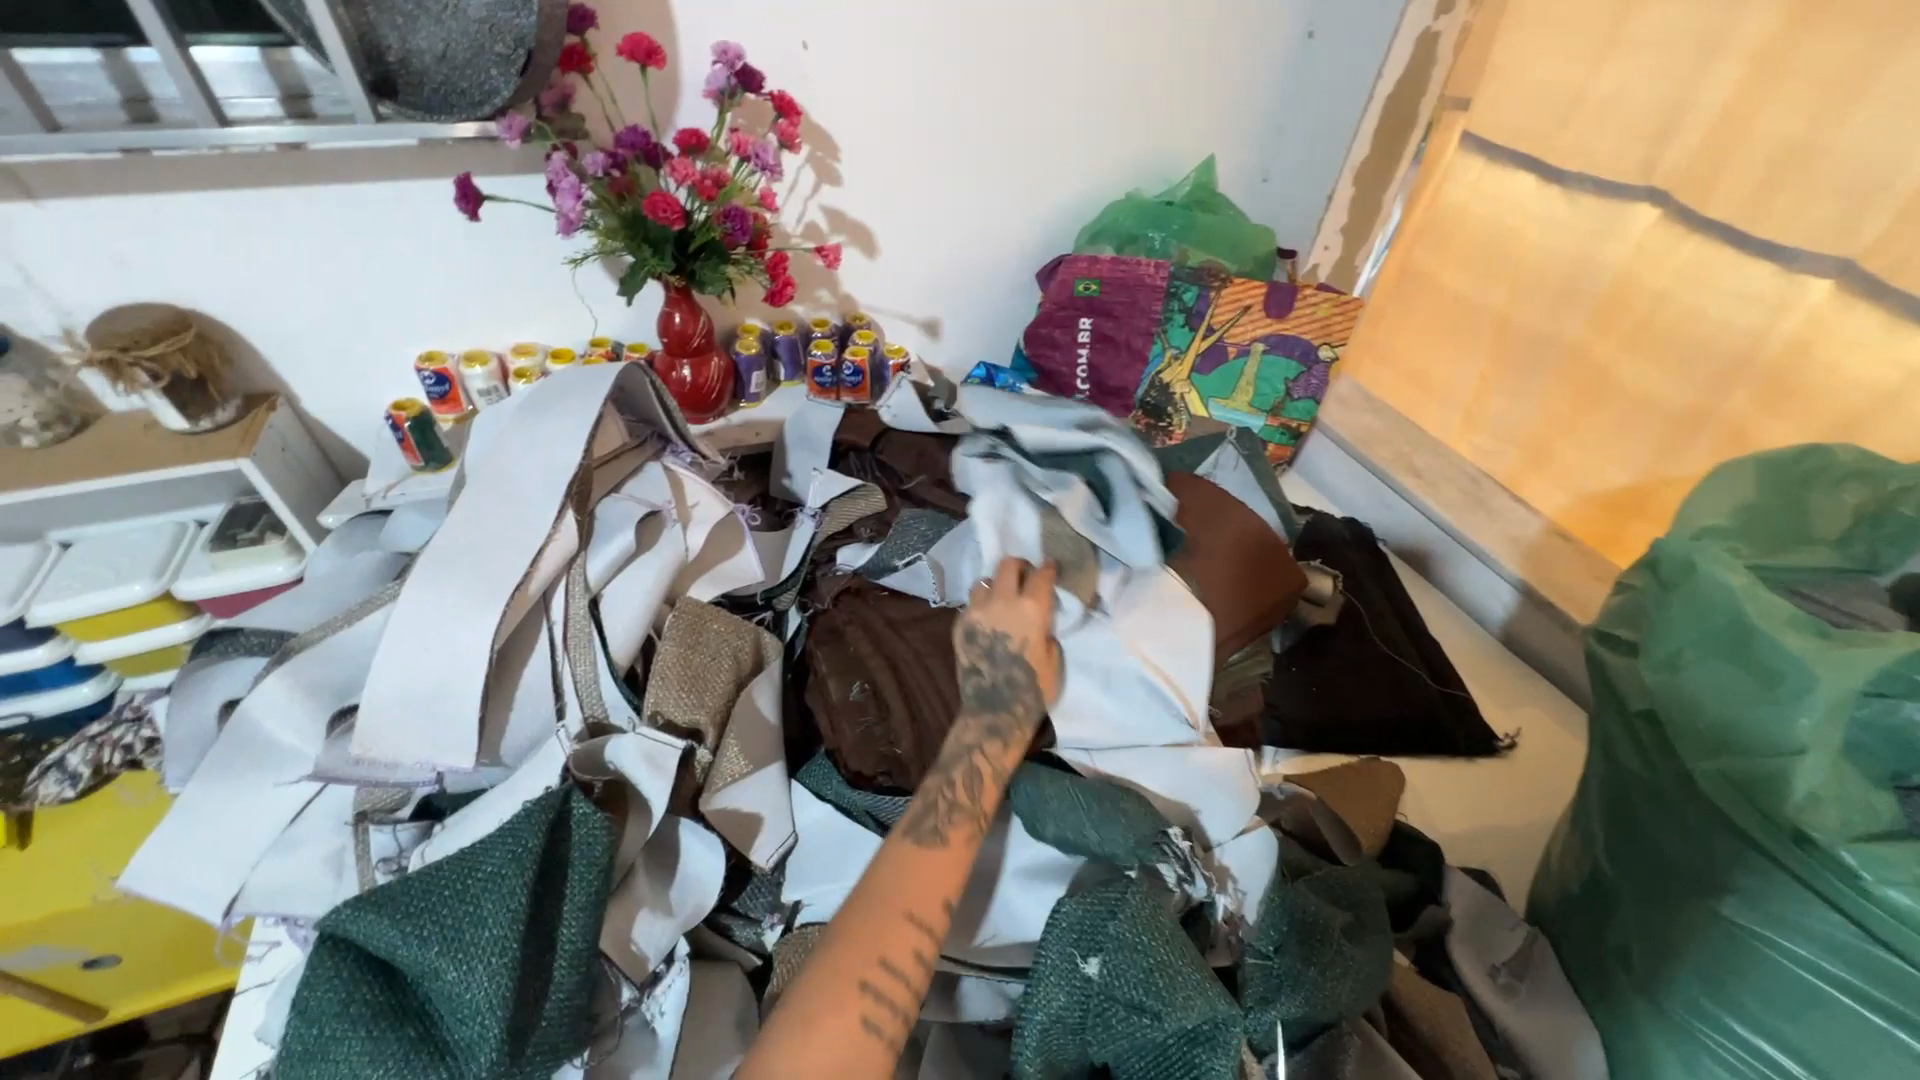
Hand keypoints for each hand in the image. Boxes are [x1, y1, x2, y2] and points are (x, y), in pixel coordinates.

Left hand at [956, 557, 1063, 712]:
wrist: (995, 710)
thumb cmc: (1034, 689)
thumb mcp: (1055, 658)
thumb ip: (1047, 629)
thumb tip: (1039, 619)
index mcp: (1032, 608)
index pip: (1041, 574)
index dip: (1048, 568)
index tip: (1050, 566)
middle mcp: (1002, 601)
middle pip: (1007, 565)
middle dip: (1019, 566)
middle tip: (1025, 576)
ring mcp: (976, 611)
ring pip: (983, 581)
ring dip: (995, 585)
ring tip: (1001, 598)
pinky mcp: (959, 624)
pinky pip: (970, 603)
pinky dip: (980, 605)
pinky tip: (987, 618)